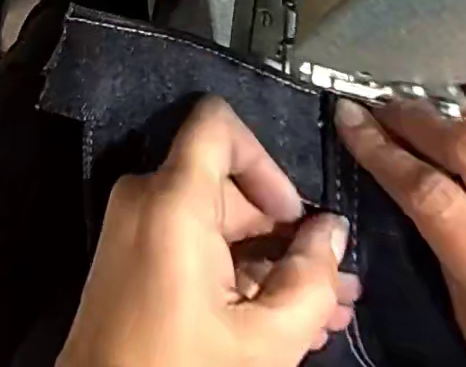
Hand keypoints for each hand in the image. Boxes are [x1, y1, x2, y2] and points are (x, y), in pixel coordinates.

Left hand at [59, 96, 361, 366]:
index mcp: (172, 198)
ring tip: (322, 304)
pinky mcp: (132, 255)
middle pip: (226, 178)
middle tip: (332, 277)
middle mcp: (146, 196)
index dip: (264, 158)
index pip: (218, 123)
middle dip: (282, 227)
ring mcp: (135, 226)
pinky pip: (192, 237)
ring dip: (268, 255)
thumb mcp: (263, 343)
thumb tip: (332, 232)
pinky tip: (280, 312)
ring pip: (215, 215)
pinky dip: (233, 265)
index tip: (291, 215)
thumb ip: (311, 280)